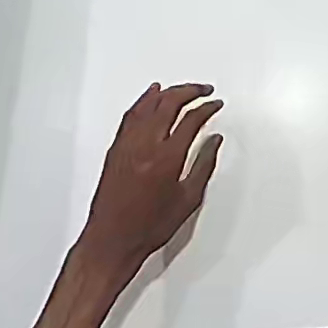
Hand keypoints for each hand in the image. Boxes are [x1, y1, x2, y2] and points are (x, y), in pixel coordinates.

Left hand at [75, 83, 224, 281]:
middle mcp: (145, 145)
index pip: (191, 119)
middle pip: (169, 103)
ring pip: (148, 105)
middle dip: (190, 91)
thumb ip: (203, 165)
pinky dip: (143, 101)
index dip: (207, 108)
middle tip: (203, 90)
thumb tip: (214, 141)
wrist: (113, 240)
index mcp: (167, 157)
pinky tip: (150, 96)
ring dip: (167, 92)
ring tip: (182, 88)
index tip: (215, 105)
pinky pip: (131, 115)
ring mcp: (128, 144)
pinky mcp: (116, 148)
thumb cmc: (148, 227)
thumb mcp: (188, 199)